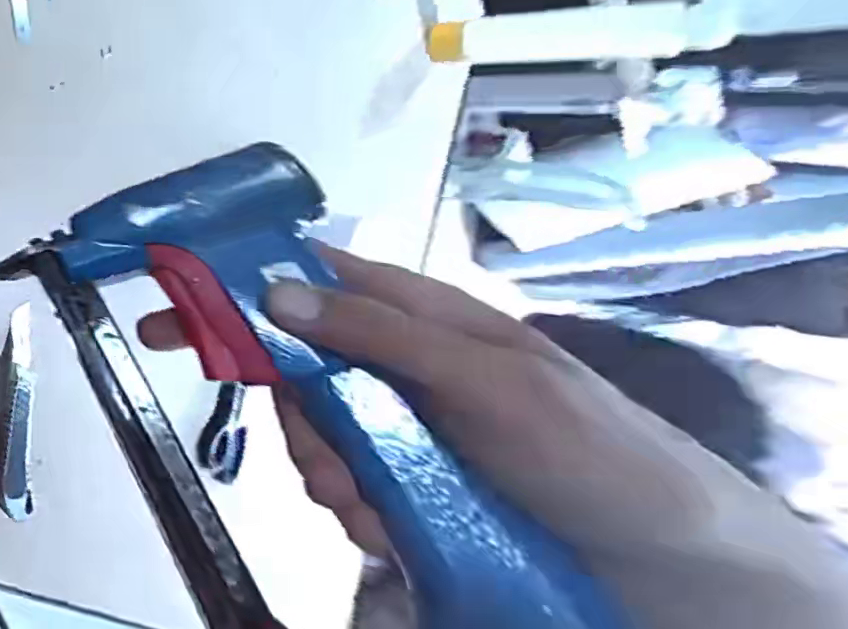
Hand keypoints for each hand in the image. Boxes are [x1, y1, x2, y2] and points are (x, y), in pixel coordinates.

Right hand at [137, 245, 761, 566]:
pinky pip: (336, 474)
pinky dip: (348, 505)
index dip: (226, 280)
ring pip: (307, 424)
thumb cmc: (589, 449)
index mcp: (398, 307)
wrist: (681, 573)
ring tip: (370, 514)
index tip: (166, 307)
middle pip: (286, 359)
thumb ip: (377, 332)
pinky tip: (384, 529)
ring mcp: (386, 413)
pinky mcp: (396, 468)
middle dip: (292, 418)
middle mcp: (380, 350)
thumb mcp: (487, 380)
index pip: (292, 273)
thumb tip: (270, 291)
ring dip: (324, 472)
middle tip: (321, 470)